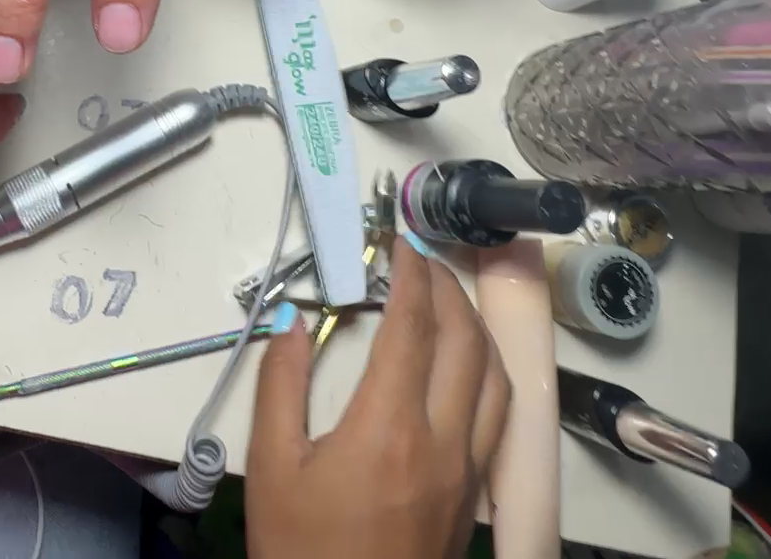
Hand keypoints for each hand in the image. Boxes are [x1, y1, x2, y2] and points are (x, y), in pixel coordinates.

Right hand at [247, 241, 510, 558]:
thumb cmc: (302, 544)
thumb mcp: (271, 463)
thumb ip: (280, 381)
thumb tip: (293, 319)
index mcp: (387, 426)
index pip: (411, 328)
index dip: (409, 276)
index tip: (398, 243)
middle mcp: (441, 441)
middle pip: (465, 343)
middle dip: (447, 288)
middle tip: (419, 258)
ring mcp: (467, 470)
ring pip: (496, 377)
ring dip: (475, 324)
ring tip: (445, 295)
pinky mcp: (474, 493)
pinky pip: (499, 413)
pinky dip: (489, 367)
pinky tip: (469, 360)